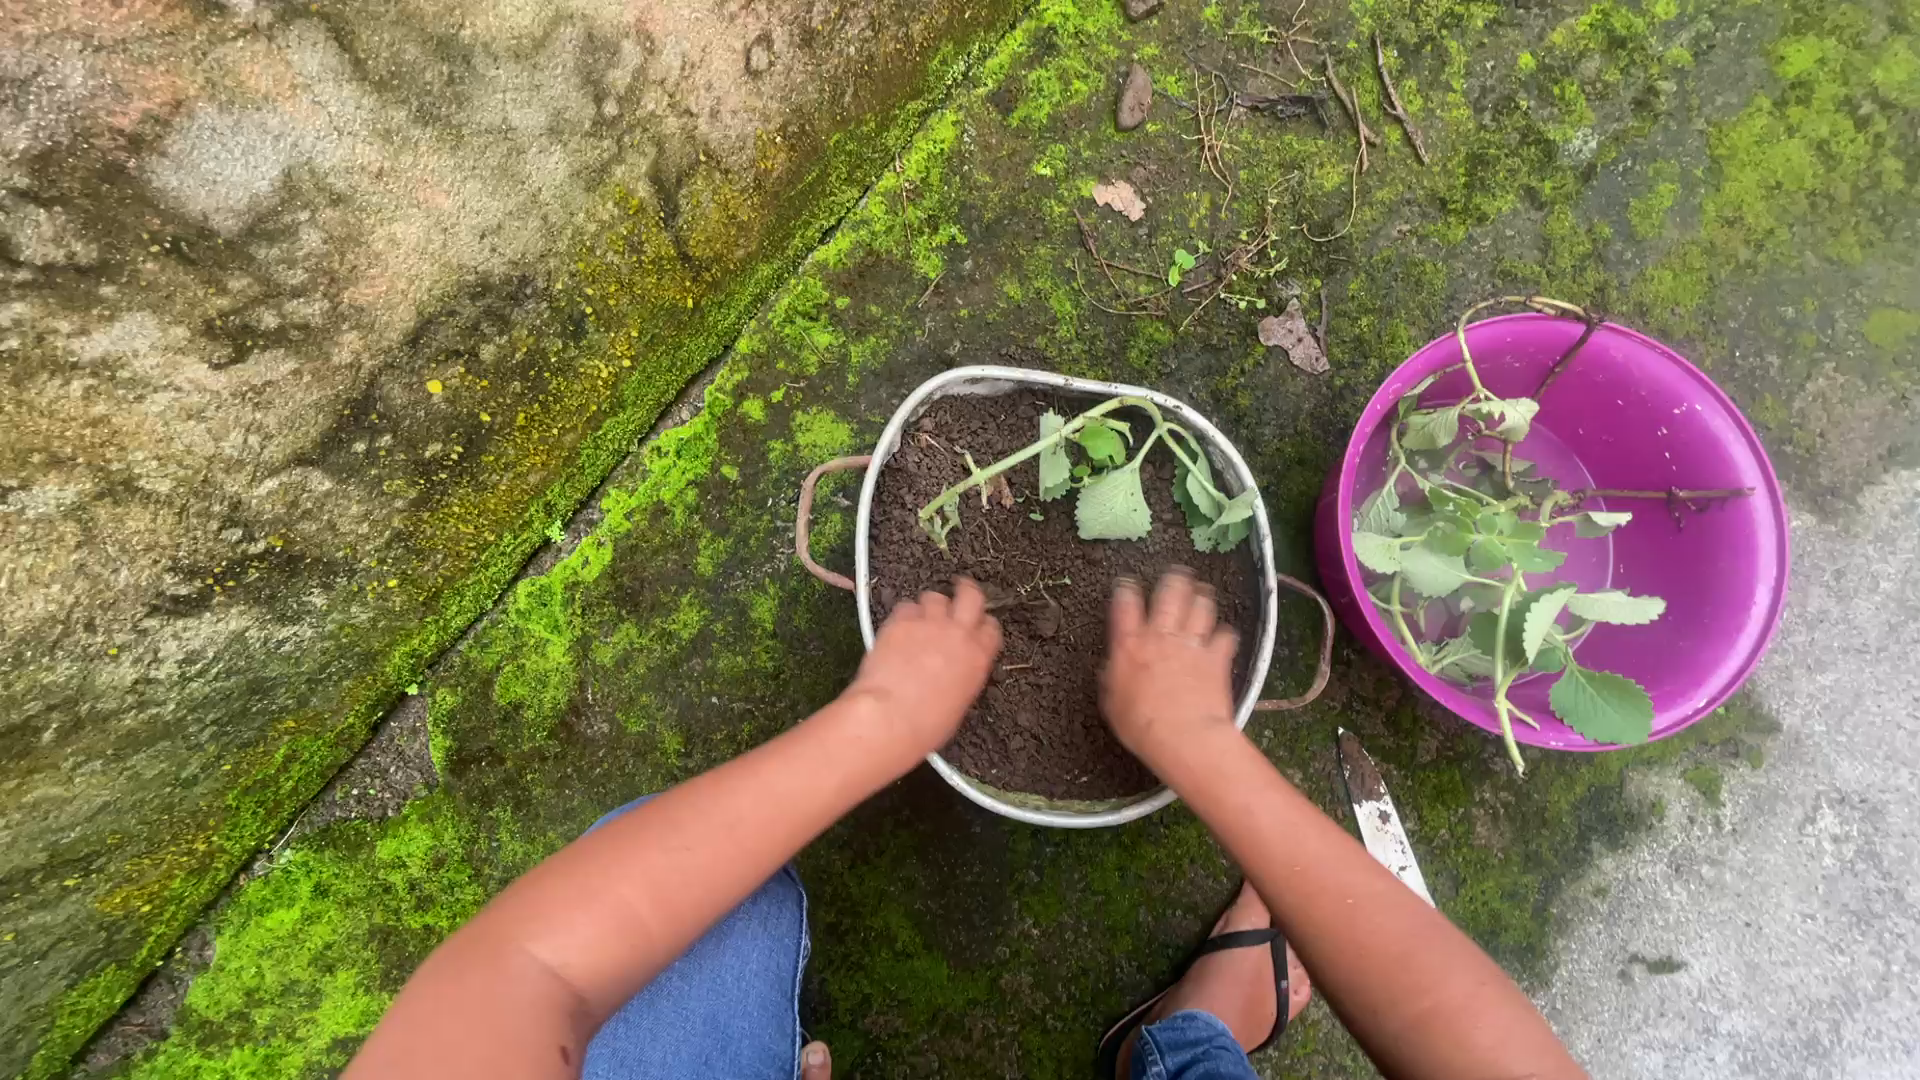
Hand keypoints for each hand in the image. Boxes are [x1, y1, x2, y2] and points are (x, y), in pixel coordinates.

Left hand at [843, 577, 1001, 759]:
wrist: (890, 716)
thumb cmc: (925, 724)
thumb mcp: (959, 703)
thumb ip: (963, 676)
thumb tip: (956, 671)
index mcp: (978, 657)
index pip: (991, 627)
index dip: (983, 625)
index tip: (976, 627)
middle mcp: (958, 634)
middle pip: (971, 595)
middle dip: (966, 591)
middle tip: (960, 592)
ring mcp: (929, 623)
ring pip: (935, 596)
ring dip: (930, 605)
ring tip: (922, 617)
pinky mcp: (901, 621)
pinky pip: (906, 605)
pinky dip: (904, 614)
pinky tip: (899, 627)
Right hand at [1100, 569, 1240, 767]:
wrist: (1182, 736)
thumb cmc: (1142, 724)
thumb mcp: (1112, 701)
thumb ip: (1113, 676)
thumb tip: (1113, 667)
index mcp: (1130, 644)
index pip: (1125, 603)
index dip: (1126, 588)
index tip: (1127, 583)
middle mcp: (1160, 636)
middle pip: (1168, 593)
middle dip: (1172, 579)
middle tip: (1176, 573)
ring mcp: (1191, 644)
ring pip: (1199, 606)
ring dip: (1201, 596)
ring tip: (1202, 590)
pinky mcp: (1216, 657)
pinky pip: (1225, 636)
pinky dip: (1225, 633)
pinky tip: (1224, 634)